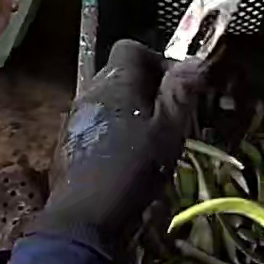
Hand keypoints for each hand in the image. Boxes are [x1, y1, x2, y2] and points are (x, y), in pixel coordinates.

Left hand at [31, 40, 209, 253]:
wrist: (85, 216)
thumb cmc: (133, 168)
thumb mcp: (168, 130)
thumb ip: (180, 92)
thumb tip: (195, 60)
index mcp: (116, 82)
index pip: (131, 48)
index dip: (156, 60)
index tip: (175, 87)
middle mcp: (90, 91)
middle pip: (119, 74)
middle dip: (145, 88)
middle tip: (168, 116)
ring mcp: (74, 116)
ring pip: (107, 99)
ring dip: (129, 110)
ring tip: (149, 139)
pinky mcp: (68, 141)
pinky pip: (95, 122)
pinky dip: (113, 129)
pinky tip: (125, 156)